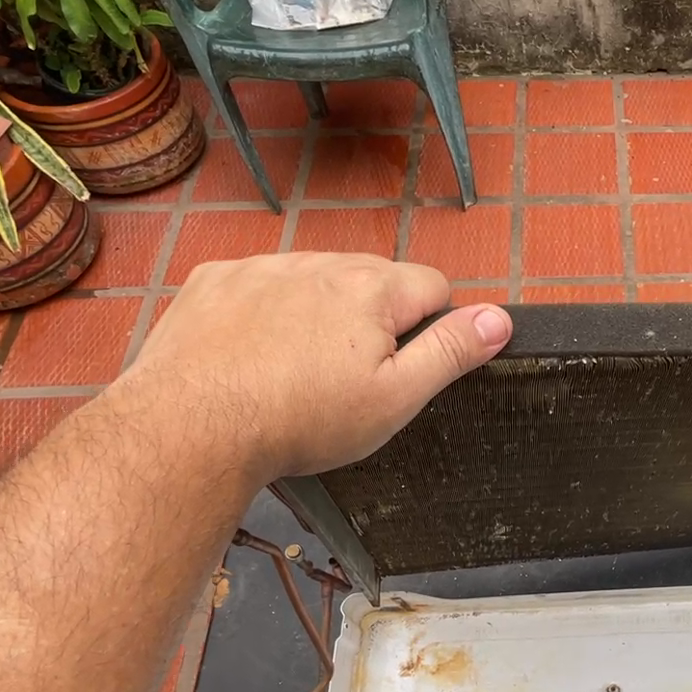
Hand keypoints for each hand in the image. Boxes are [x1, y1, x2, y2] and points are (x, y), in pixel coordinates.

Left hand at [121, 252, 510, 480]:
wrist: (192, 428)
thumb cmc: (305, 419)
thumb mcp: (396, 398)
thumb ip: (452, 352)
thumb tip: (500, 318)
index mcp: (373, 289)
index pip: (434, 287)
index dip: (432, 328)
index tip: (404, 368)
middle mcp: (320, 262)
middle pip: (375, 279)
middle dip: (378, 318)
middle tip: (353, 376)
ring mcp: (262, 267)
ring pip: (318, 279)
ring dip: (325, 310)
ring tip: (302, 368)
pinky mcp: (215, 280)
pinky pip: (262, 283)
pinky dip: (270, 308)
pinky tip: (257, 352)